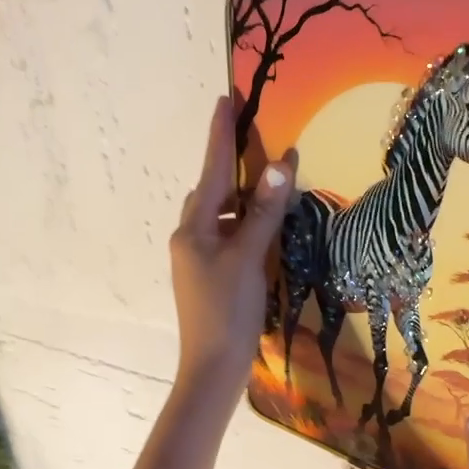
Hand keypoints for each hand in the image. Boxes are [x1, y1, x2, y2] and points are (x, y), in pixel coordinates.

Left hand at [170, 96, 296, 388]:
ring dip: (240, 197)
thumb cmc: (228, 313)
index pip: (213, 171)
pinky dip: (242, 225)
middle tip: (255, 138)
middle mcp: (188, 239)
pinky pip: (224, 239)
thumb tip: (280, 163)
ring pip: (219, 217)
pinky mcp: (207, 280)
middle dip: (232, 165)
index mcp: (193, 229)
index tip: (226, 98)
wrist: (211, 370)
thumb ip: (265, 212)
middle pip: (212, 191)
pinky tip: (261, 229)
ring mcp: (195, 262)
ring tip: (267, 182)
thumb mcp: (249, 259)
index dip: (221, 134)